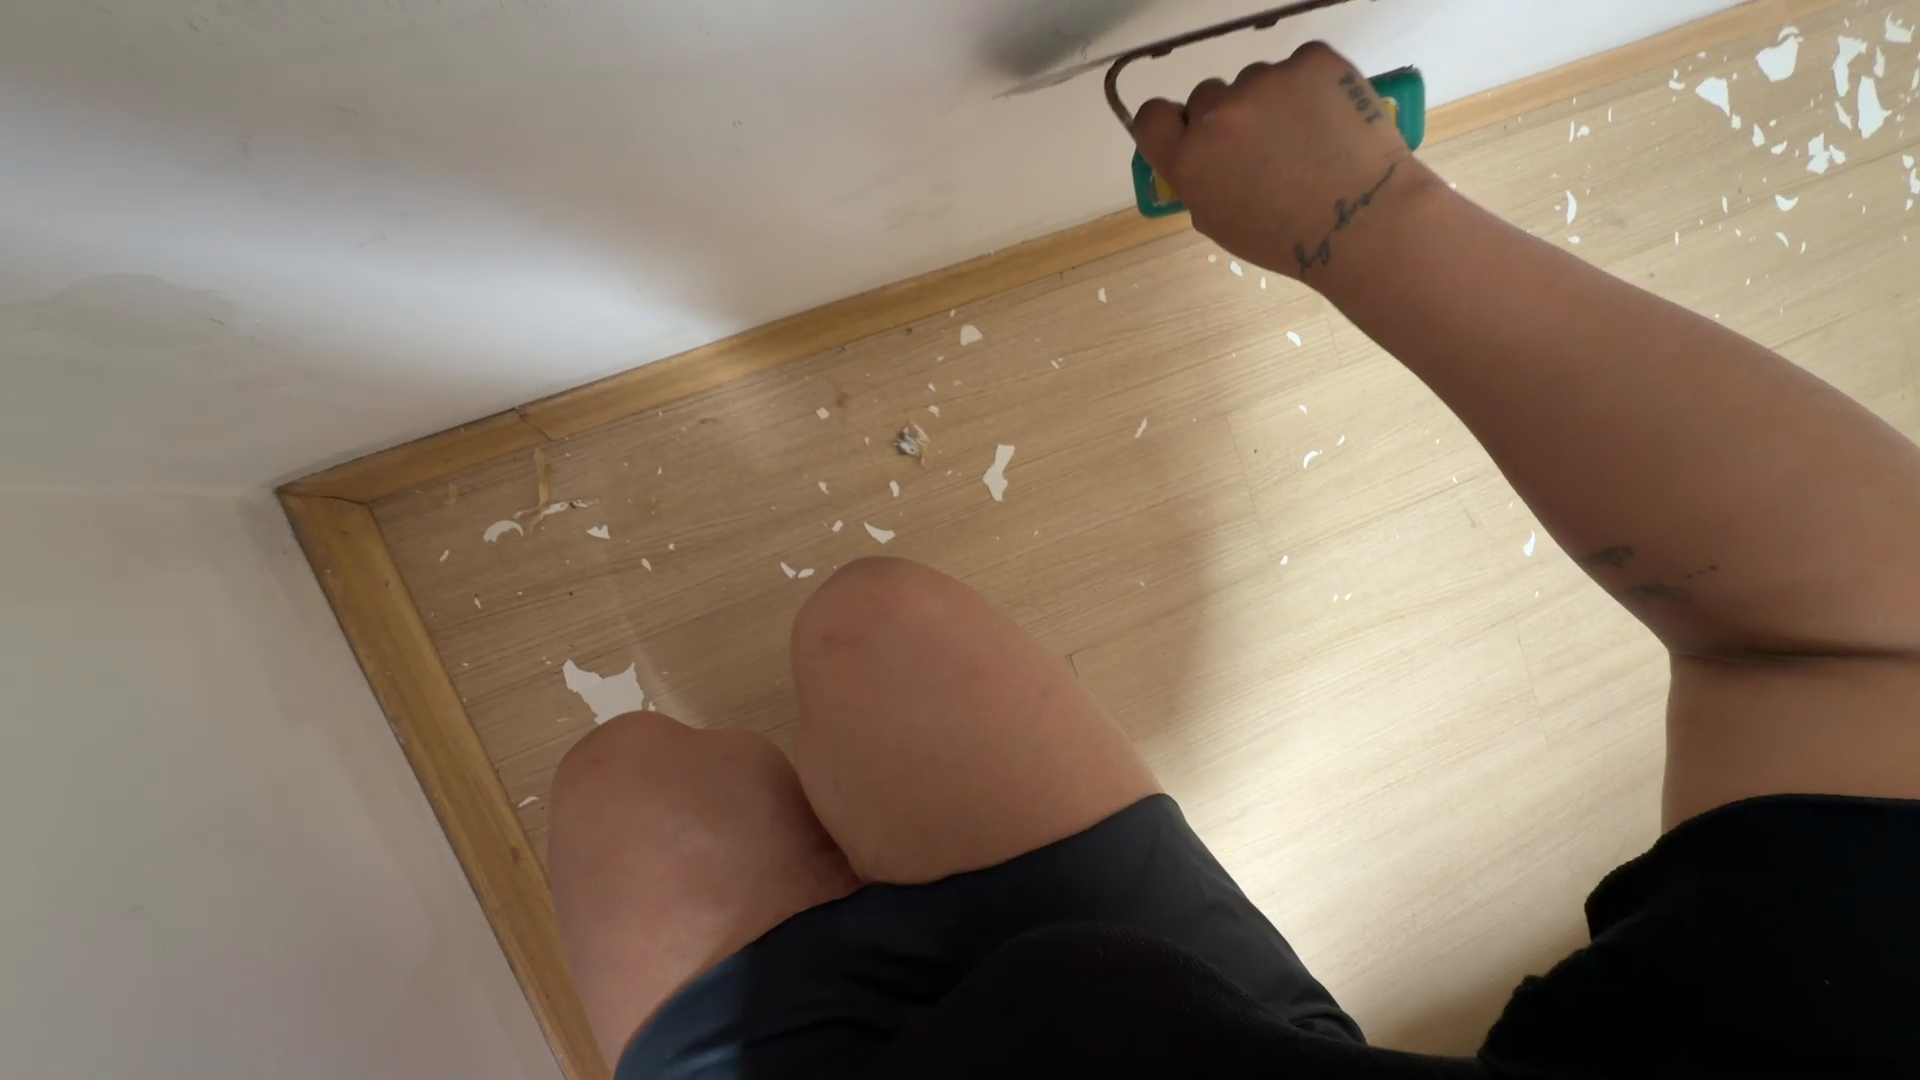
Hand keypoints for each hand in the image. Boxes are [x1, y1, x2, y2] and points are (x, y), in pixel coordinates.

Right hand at [1132, 42, 1438, 283]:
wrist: (1361, 221)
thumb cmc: (1285, 238)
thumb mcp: (1220, 222)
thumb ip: (1198, 181)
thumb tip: (1203, 157)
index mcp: (1188, 162)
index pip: (1151, 117)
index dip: (1168, 124)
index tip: (1186, 133)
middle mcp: (1217, 117)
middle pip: (1206, 97)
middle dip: (1225, 119)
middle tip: (1259, 148)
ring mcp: (1265, 82)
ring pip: (1254, 82)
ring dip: (1269, 102)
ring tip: (1303, 141)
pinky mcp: (1311, 61)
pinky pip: (1298, 66)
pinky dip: (1309, 87)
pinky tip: (1326, 121)